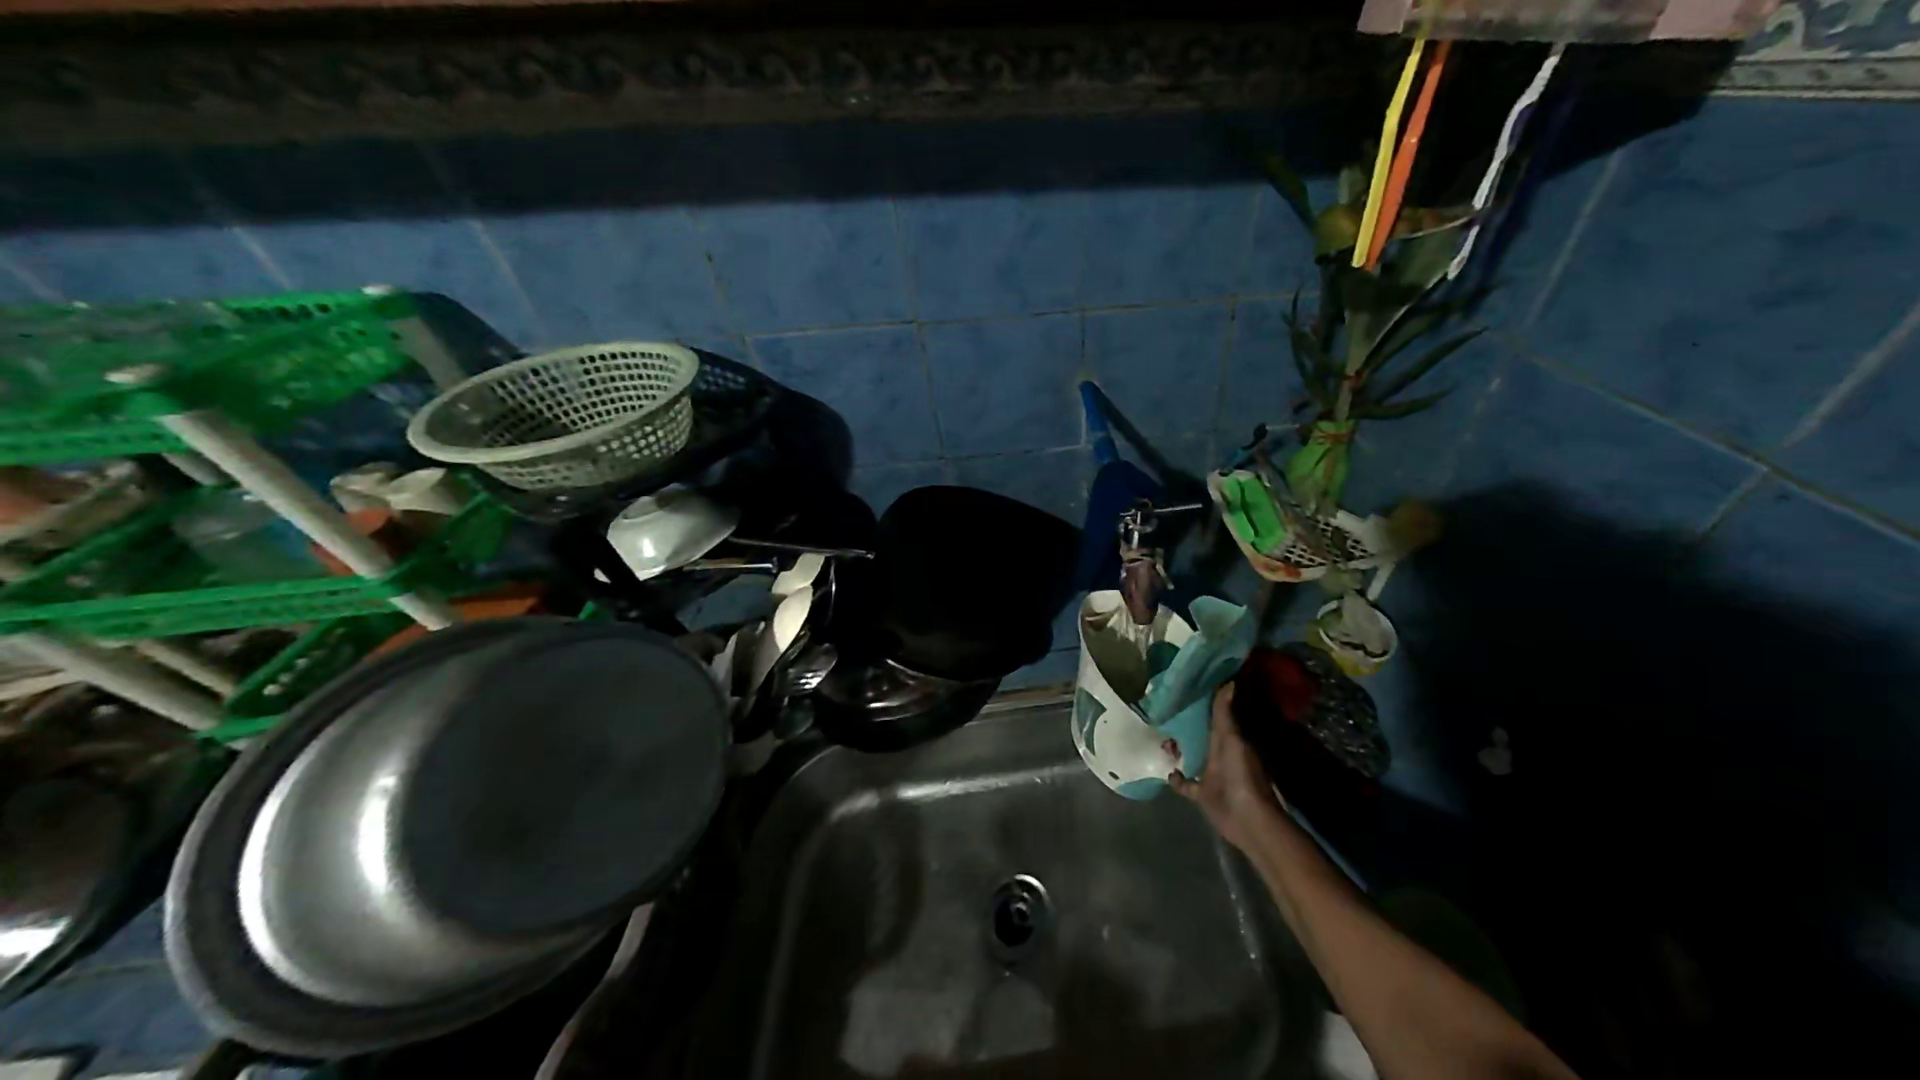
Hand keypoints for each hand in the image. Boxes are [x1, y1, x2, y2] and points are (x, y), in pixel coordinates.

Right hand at [1168, 684, 1282, 851]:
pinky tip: (1166, 772)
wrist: (1246, 818)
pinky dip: (1177, 779)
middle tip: (1167, 712)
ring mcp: (1212, 776)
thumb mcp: (1230, 740)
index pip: (1217, 716)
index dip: (1206, 703)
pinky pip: (1186, 784)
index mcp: (1229, 740)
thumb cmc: (1239, 775)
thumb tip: (1229, 681)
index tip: (1189, 687)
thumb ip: (1224, 715)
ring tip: (1162, 739)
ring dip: (1181, 750)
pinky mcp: (1203, 794)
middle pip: (1203, 736)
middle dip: (1189, 726)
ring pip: (1194, 757)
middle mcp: (1221, 755)